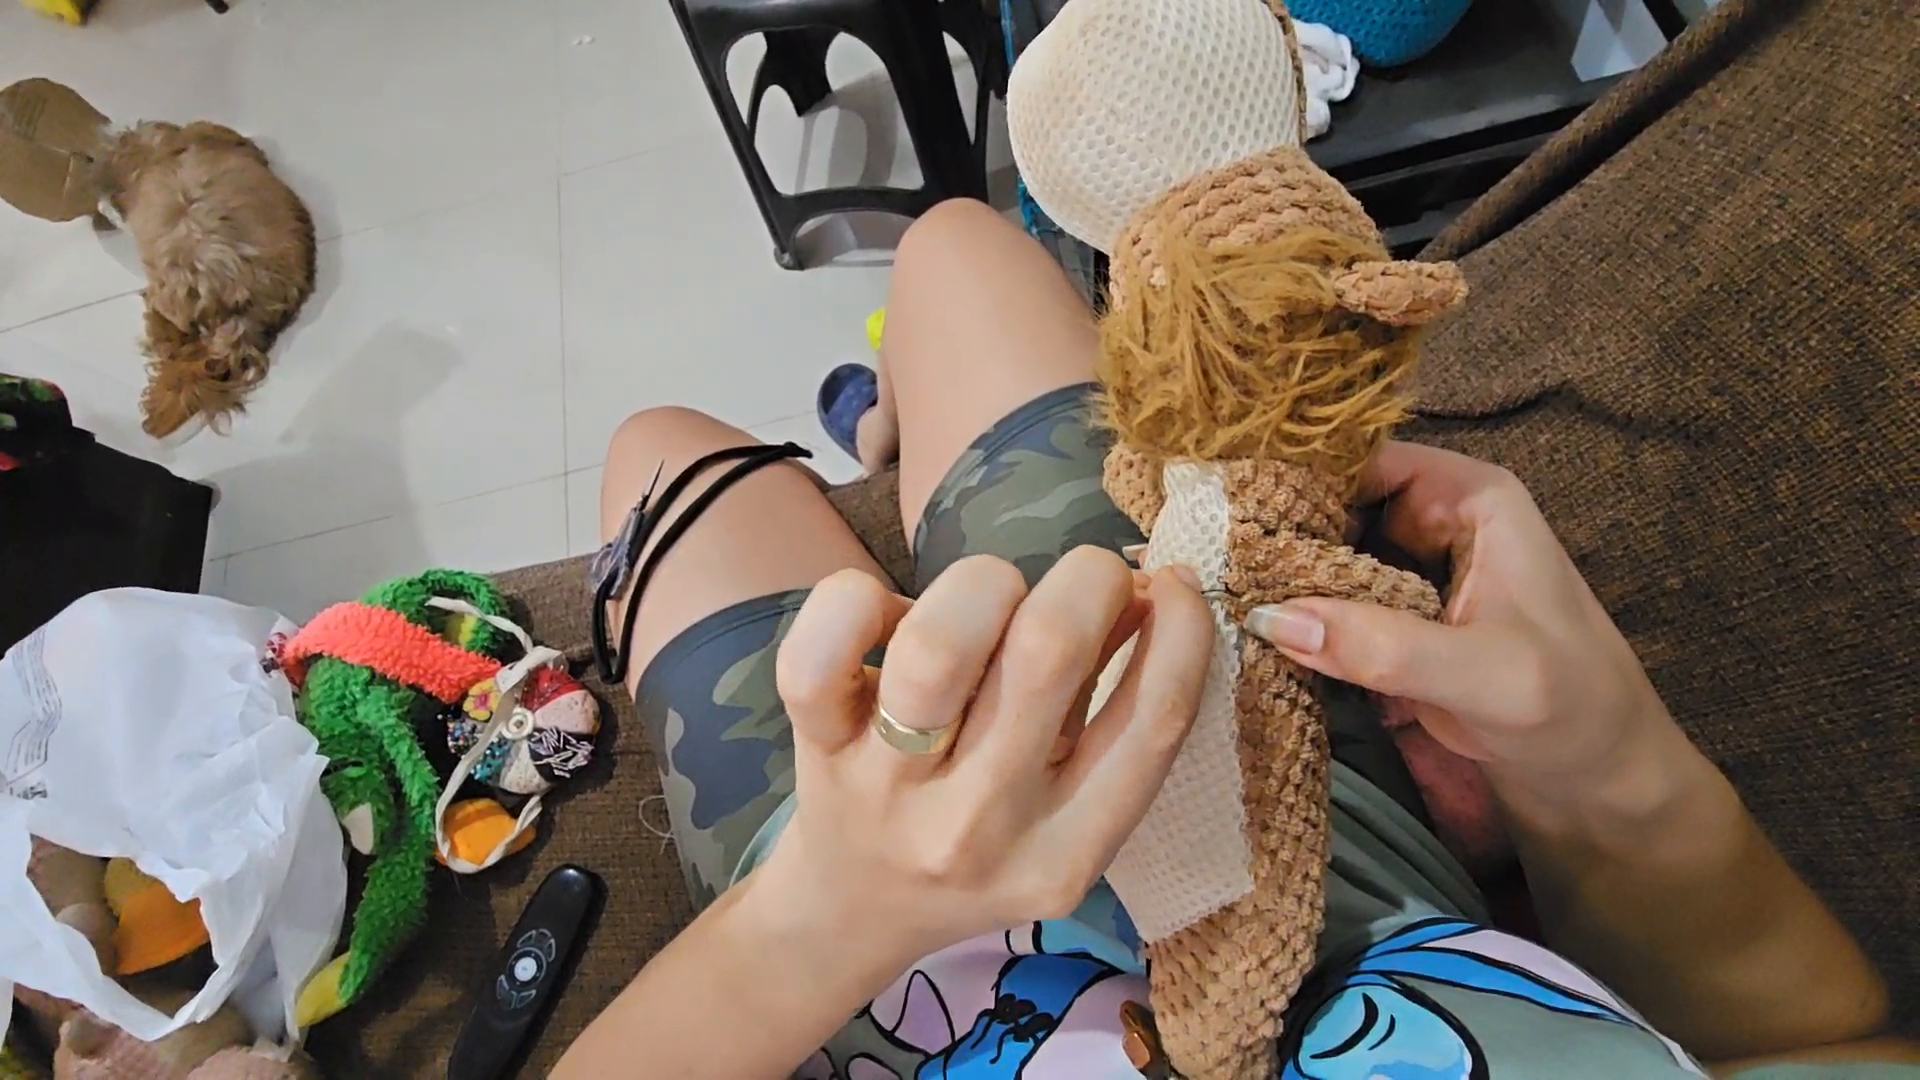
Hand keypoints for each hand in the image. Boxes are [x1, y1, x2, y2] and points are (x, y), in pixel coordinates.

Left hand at [758, 548, 1212, 961]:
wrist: (855, 908)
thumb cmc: (978, 844)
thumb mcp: (1066, 810)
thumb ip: (1111, 707)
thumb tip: (1149, 589)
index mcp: (1067, 849)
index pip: (1152, 724)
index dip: (1183, 630)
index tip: (1176, 583)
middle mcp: (979, 826)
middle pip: (1049, 650)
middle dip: (1087, 578)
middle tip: (1083, 581)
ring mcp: (890, 790)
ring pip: (940, 641)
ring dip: (985, 585)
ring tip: (987, 601)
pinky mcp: (818, 750)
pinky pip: (819, 653)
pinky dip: (857, 600)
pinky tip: (886, 614)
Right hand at [1242, 441, 1672, 793]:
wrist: (1596, 780)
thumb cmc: (1572, 711)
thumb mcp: (1487, 676)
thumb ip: (1384, 646)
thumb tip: (1267, 618)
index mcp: (1468, 497)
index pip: (1360, 459)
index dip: (1296, 476)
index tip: (1232, 507)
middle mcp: (1428, 519)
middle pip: (1330, 501)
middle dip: (1274, 527)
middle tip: (1212, 558)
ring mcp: (1402, 568)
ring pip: (1318, 549)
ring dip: (1274, 572)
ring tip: (1217, 586)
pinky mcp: (1384, 614)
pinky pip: (1321, 597)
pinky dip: (1288, 610)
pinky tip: (1247, 621)